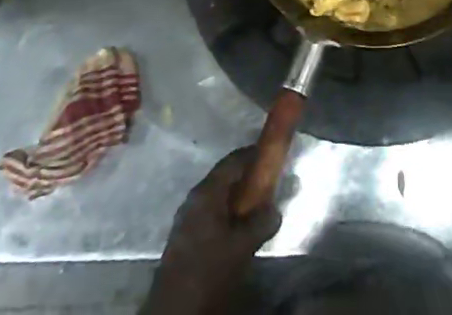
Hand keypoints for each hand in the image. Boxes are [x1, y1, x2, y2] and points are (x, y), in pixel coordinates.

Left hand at [141, 147, 281, 314]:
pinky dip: (228, 210)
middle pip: (224, 176)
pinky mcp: (186, 233)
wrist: (176, 307)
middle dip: (247, 176)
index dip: (252, 154)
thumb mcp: (242, 246)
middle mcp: (194, 197)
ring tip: (258, 203)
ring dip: (238, 195)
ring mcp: (188, 215)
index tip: (271, 152)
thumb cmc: (209, 269)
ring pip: (218, 195)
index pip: (232, 161)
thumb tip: (275, 209)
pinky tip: (240, 225)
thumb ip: (261, 223)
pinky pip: (211, 210)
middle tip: (269, 180)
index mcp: (206, 192)